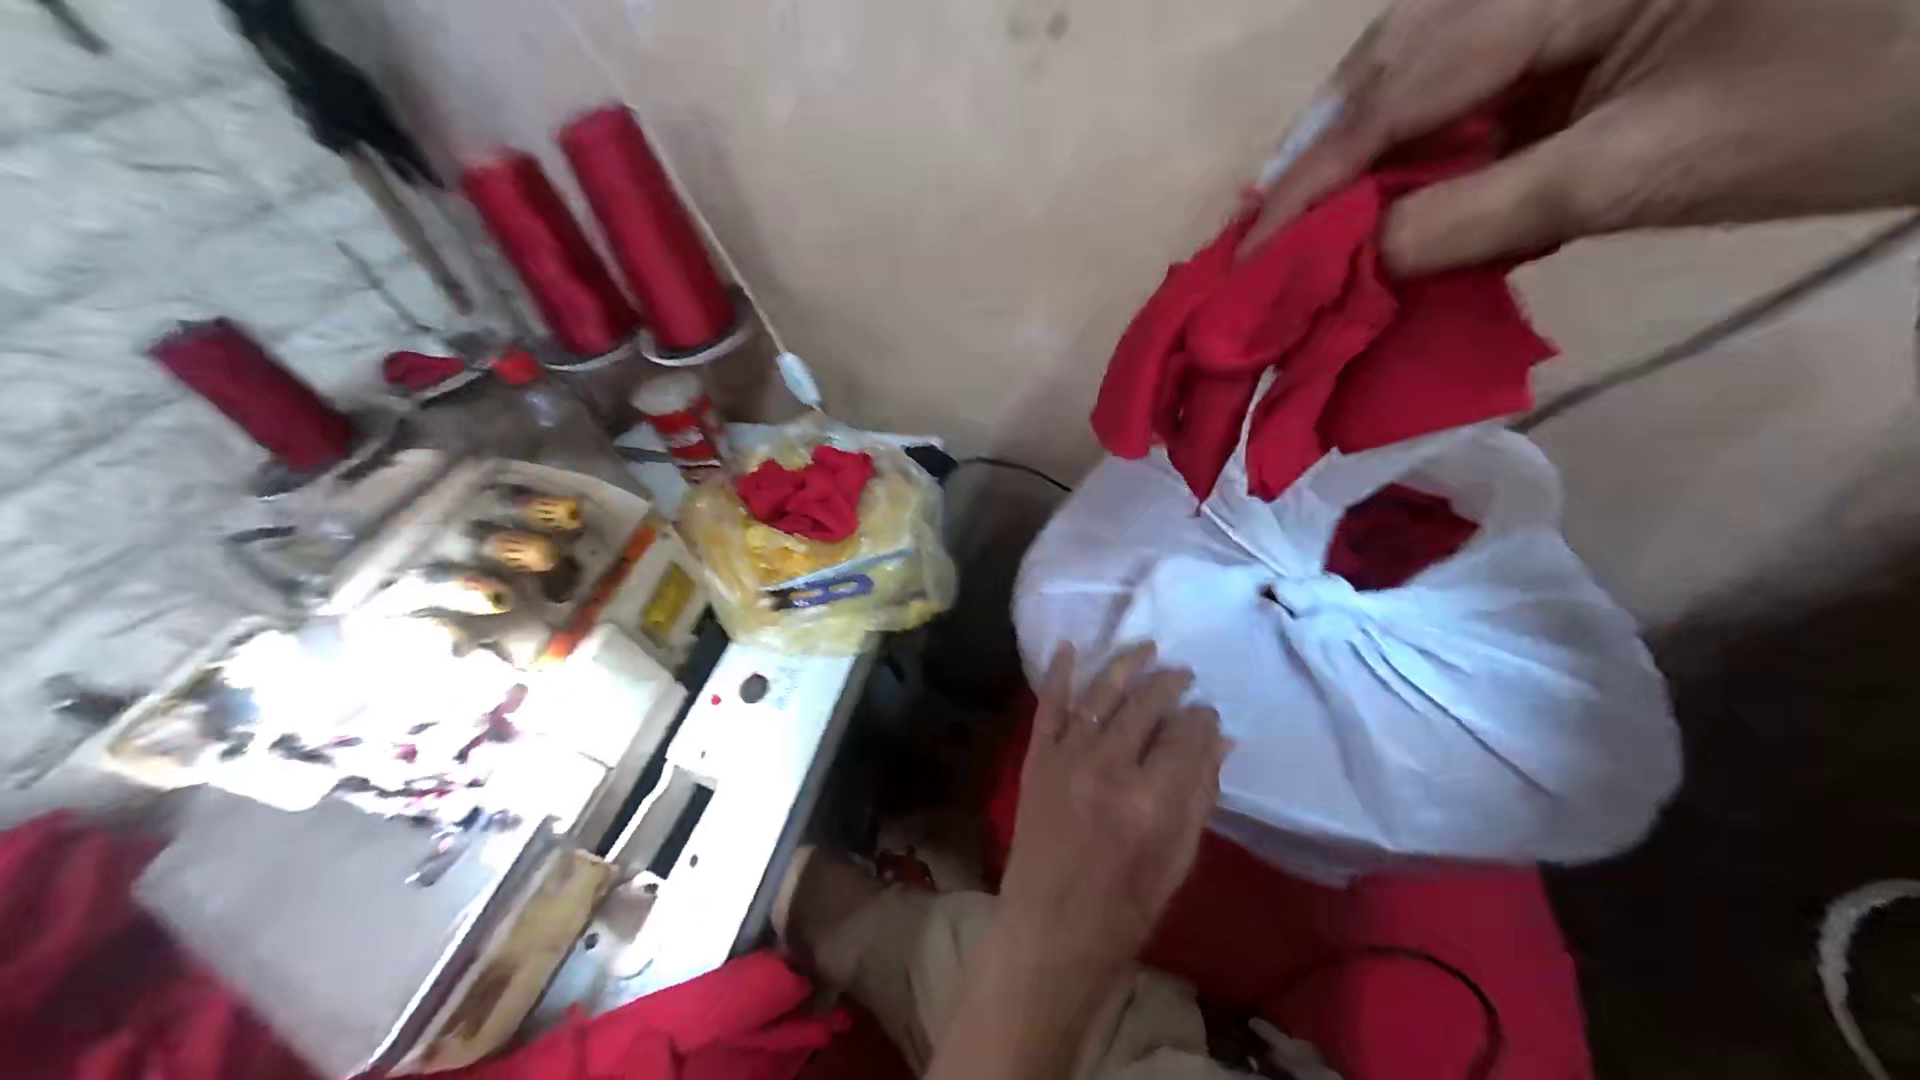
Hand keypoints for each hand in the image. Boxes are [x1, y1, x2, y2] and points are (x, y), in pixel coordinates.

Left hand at [998, 643, 1228, 974]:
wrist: (1051, 930)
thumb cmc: (1126, 908)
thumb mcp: (1179, 859)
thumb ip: (1201, 795)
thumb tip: (1221, 741)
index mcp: (1152, 799)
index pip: (1188, 736)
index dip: (1203, 720)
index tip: (1209, 715)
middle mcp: (1108, 766)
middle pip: (1146, 705)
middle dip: (1171, 684)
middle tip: (1183, 676)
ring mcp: (1066, 757)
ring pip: (1101, 694)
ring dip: (1126, 665)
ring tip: (1147, 649)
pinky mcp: (1036, 758)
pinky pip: (1049, 706)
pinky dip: (1060, 674)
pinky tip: (1071, 647)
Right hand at [1250, 0, 1919, 274]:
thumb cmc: (1868, 94)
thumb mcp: (1646, 169)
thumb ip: (1472, 216)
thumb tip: (1352, 261)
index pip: (1395, 89)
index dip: (1310, 182)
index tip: (1246, 256)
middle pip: (1389, 61)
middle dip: (1319, 158)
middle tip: (1264, 239)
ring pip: (1418, 69)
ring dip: (1358, 155)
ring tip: (1307, 226)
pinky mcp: (1587, 15)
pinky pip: (1470, 84)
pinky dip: (1418, 151)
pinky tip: (1389, 199)